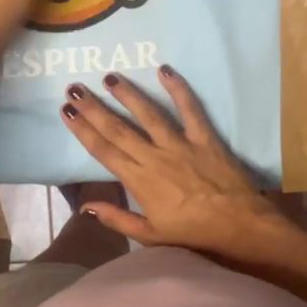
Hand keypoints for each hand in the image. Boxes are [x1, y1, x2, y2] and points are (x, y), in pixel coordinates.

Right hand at [60, 65, 306, 260]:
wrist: (240, 228)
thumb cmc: (193, 235)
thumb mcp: (150, 236)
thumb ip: (117, 219)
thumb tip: (85, 207)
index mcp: (138, 181)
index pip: (103, 150)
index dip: (82, 130)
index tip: (66, 112)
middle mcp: (154, 157)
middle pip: (118, 128)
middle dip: (94, 107)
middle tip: (75, 89)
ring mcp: (180, 145)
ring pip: (148, 114)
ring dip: (127, 94)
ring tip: (109, 77)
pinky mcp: (205, 139)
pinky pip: (190, 110)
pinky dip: (178, 89)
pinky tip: (164, 71)